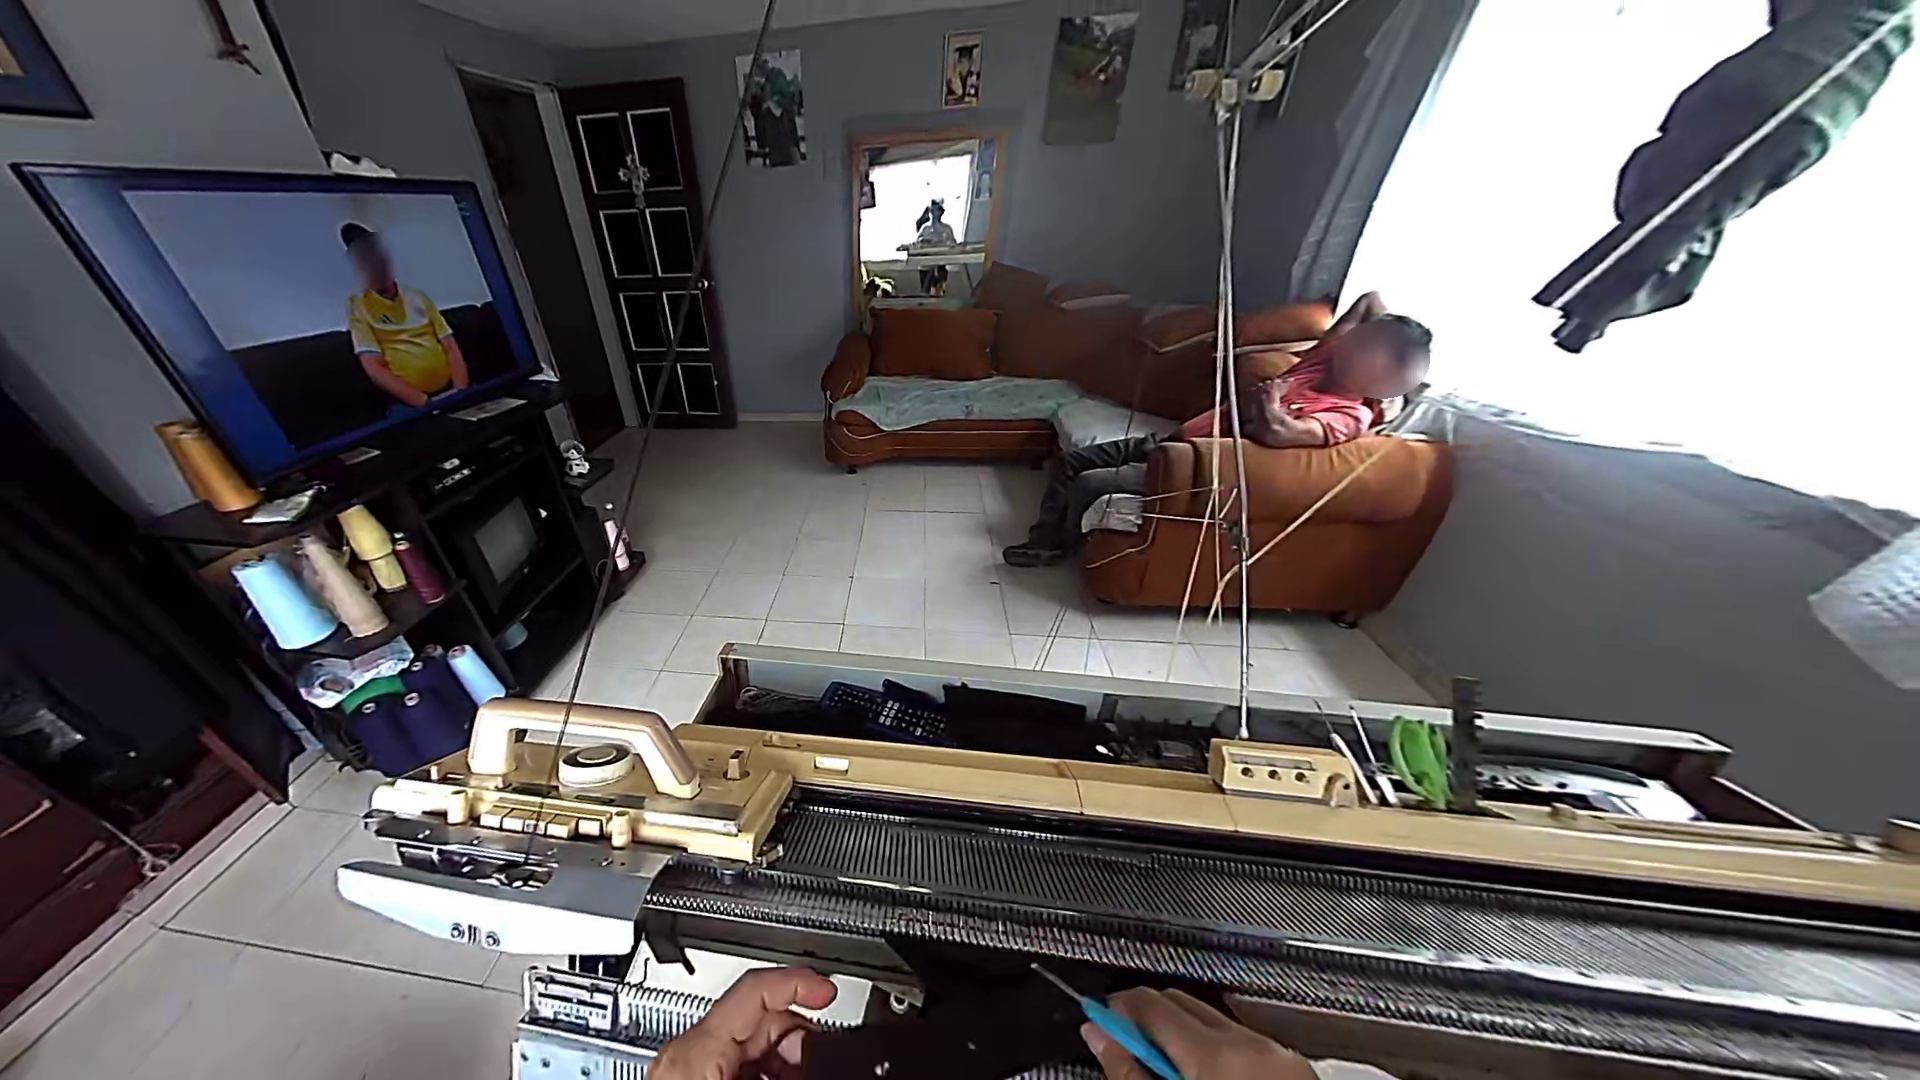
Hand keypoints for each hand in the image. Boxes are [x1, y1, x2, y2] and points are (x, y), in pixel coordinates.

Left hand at [649, 968, 837, 1079]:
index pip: (756, 989)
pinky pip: (735, 1073)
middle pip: (758, 1023)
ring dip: (782, 1066)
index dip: (799, 984)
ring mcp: (684, 1076)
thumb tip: (820, 1066)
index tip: (826, 994)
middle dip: (797, 1041)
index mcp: (695, 1052)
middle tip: (820, 1061)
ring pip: (749, 1050)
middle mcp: (686, 1056)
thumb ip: (790, 1075)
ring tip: (804, 1078)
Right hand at [1082, 988, 1316, 1079]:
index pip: (1149, 1004)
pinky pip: (1240, 1042)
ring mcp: (1278, 1057)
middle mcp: (1249, 1046)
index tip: (1101, 1025)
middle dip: (1148, 1021)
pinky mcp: (1296, 1071)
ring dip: (1181, 1038)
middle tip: (1130, 1056)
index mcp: (1215, 1058)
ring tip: (1172, 1079)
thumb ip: (1130, 1076)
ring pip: (1209, 1021)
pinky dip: (1214, 1054)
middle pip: (1179, 1001)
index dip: (1118, 1011)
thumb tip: (1099, 1036)